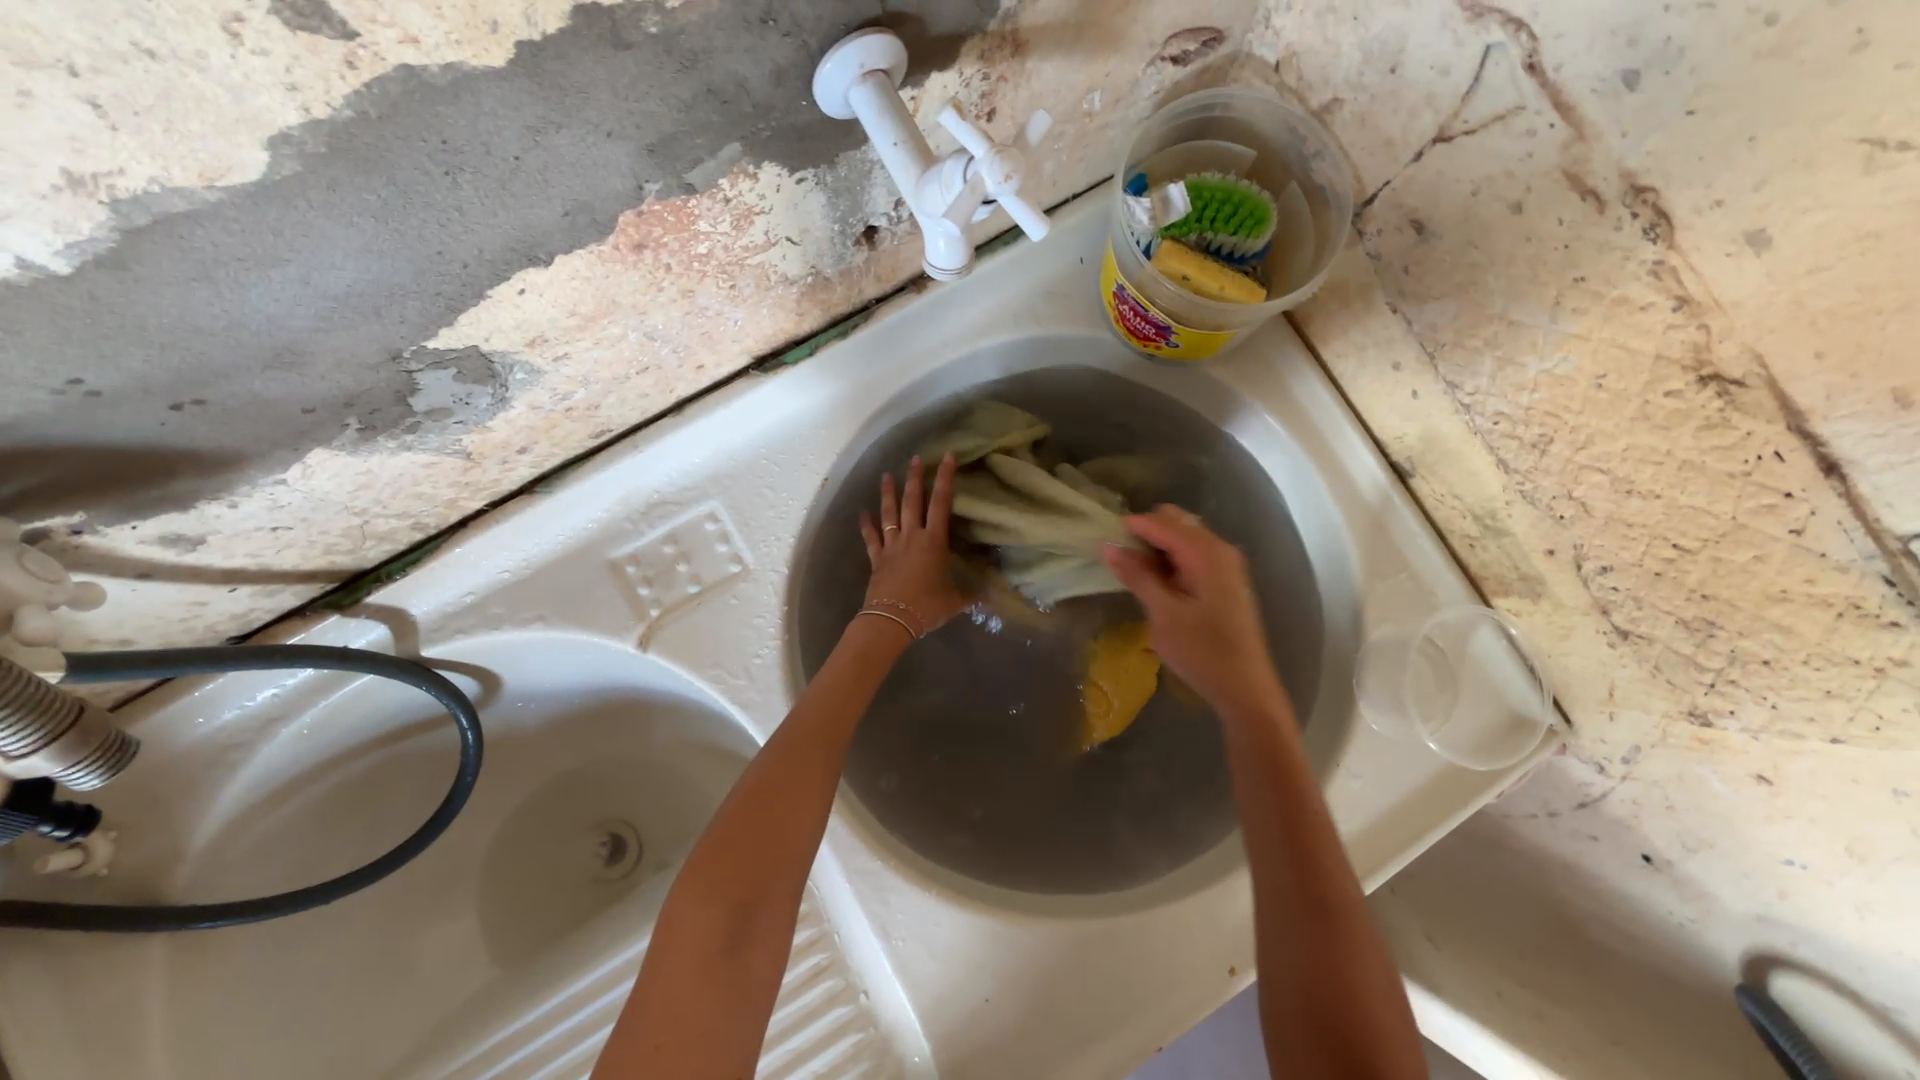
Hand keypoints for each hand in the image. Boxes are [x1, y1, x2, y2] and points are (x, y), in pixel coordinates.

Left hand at [858, 453, 969, 638]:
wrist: (892, 620)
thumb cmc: (927, 607)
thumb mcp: (955, 601)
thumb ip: (971, 594)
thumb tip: (990, 594)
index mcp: (934, 542)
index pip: (941, 503)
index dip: (945, 478)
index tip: (947, 457)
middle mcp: (912, 537)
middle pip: (912, 501)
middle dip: (915, 478)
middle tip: (915, 458)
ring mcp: (891, 546)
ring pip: (889, 514)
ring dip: (888, 493)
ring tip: (886, 475)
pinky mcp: (876, 559)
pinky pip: (870, 538)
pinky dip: (866, 525)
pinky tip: (862, 512)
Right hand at [1103, 504, 1285, 716]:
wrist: (1245, 688)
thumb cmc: (1202, 652)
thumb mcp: (1163, 614)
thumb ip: (1138, 576)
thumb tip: (1109, 547)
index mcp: (1206, 552)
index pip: (1161, 522)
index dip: (1131, 527)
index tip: (1102, 538)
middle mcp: (1220, 549)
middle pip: (1176, 522)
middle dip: (1146, 535)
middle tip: (1119, 560)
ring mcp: (1226, 565)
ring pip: (1184, 538)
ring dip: (1158, 549)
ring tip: (1133, 573)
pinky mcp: (1225, 581)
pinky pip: (1193, 556)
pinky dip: (1172, 562)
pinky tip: (1157, 584)